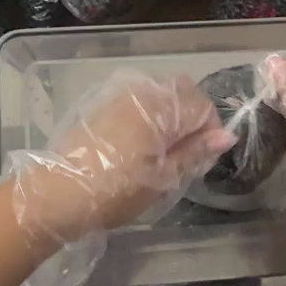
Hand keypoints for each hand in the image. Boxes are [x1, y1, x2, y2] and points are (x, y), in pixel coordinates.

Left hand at [11, 72, 233, 246]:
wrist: (57, 194)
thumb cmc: (116, 191)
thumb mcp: (163, 178)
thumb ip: (195, 152)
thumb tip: (227, 137)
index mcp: (160, 108)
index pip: (202, 106)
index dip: (210, 131)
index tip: (203, 157)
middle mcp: (141, 91)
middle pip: (182, 91)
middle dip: (192, 117)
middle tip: (184, 153)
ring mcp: (118, 94)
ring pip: (159, 92)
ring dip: (170, 114)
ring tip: (161, 150)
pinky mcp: (101, 103)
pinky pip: (136, 98)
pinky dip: (147, 114)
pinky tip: (138, 143)